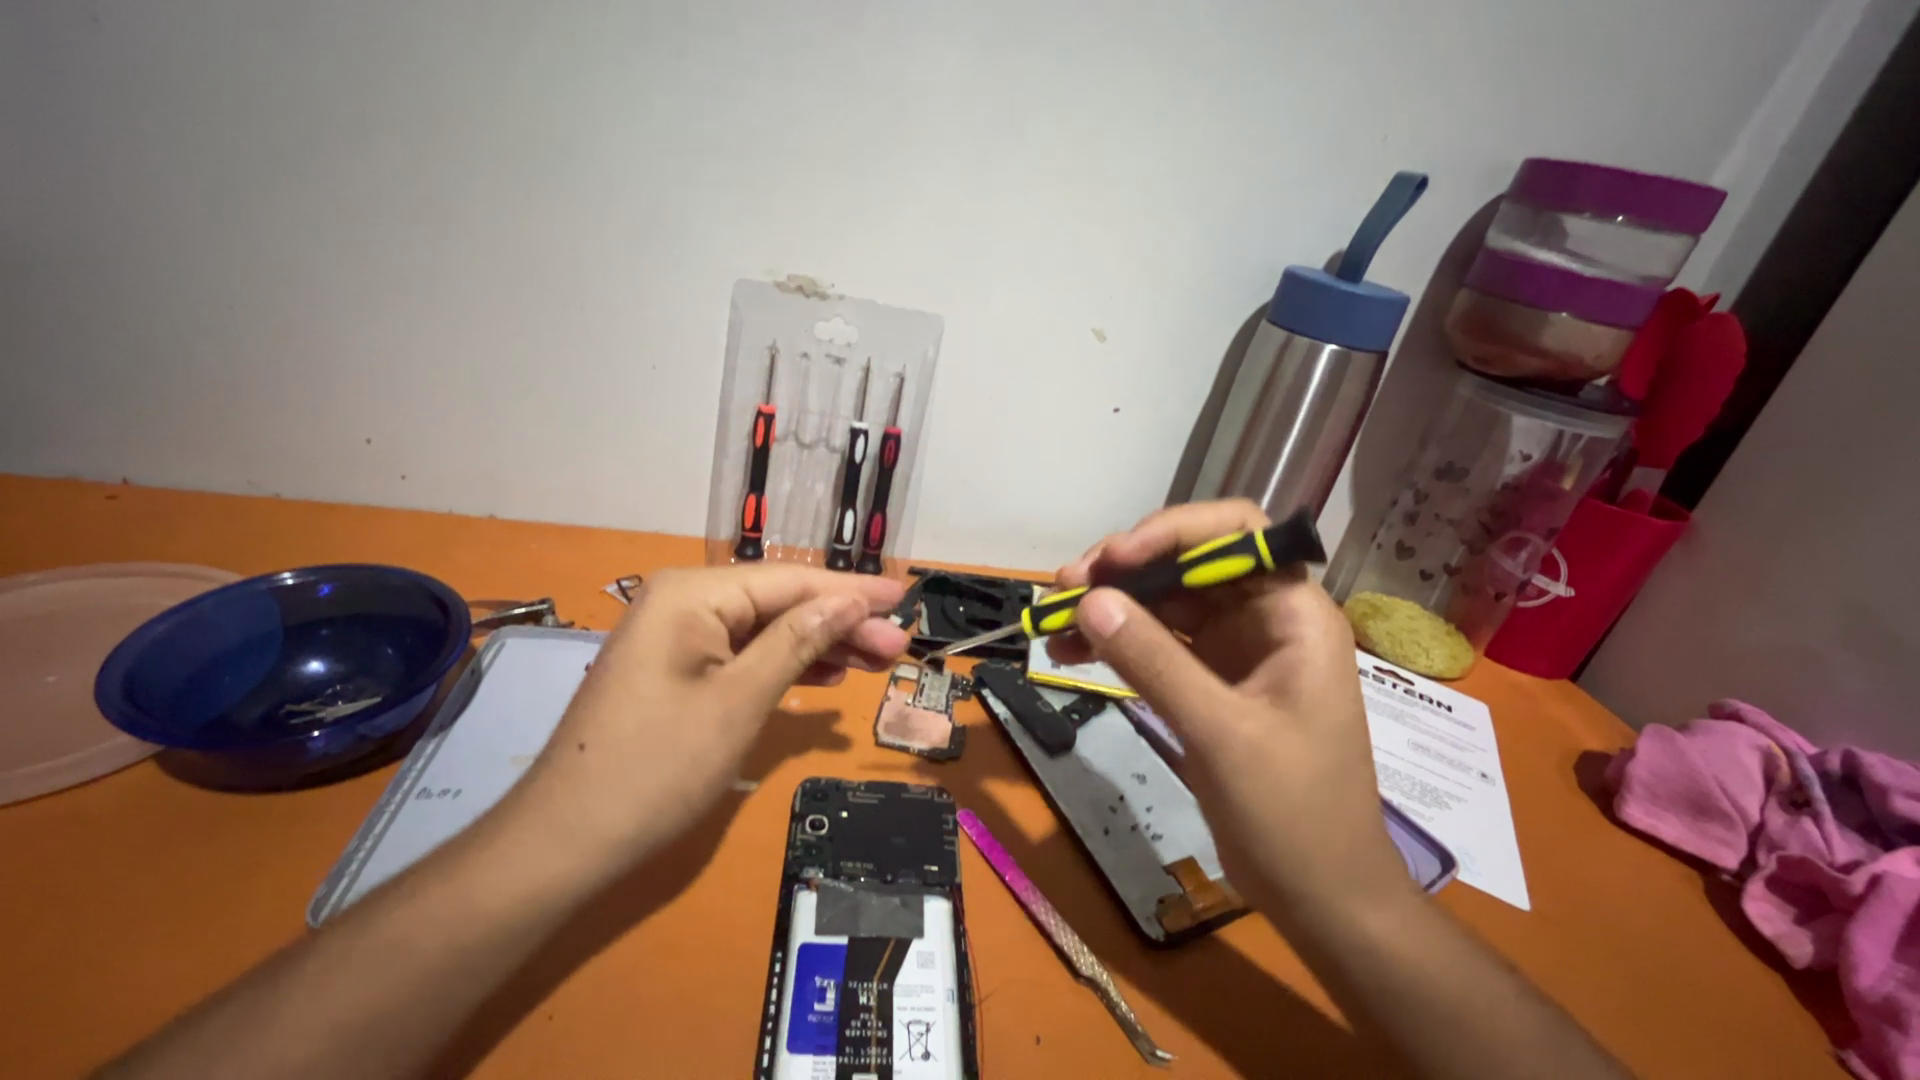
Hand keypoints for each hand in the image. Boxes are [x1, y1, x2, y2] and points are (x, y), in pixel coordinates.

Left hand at [518, 565, 908, 867]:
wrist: (568, 839)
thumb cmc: (658, 768)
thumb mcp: (740, 701)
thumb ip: (798, 642)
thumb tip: (853, 602)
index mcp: (693, 594)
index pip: (791, 582)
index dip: (853, 592)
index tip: (905, 599)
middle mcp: (683, 602)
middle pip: (780, 602)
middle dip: (841, 623)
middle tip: (898, 649)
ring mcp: (676, 637)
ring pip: (765, 629)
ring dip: (819, 644)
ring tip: (875, 662)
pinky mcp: (676, 670)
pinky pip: (742, 654)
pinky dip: (785, 665)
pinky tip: (825, 675)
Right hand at [1050, 500, 1410, 924]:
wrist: (1322, 895)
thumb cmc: (1293, 812)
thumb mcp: (1220, 732)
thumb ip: (1154, 661)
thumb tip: (1089, 600)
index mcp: (1292, 613)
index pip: (1235, 533)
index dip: (1171, 532)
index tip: (1113, 559)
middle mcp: (1265, 619)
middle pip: (1189, 564)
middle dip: (1125, 571)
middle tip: (1063, 588)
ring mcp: (1235, 652)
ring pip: (1165, 604)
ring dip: (1111, 607)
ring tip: (1052, 620)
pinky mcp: (1210, 685)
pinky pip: (1156, 646)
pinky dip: (1115, 644)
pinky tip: (1069, 652)